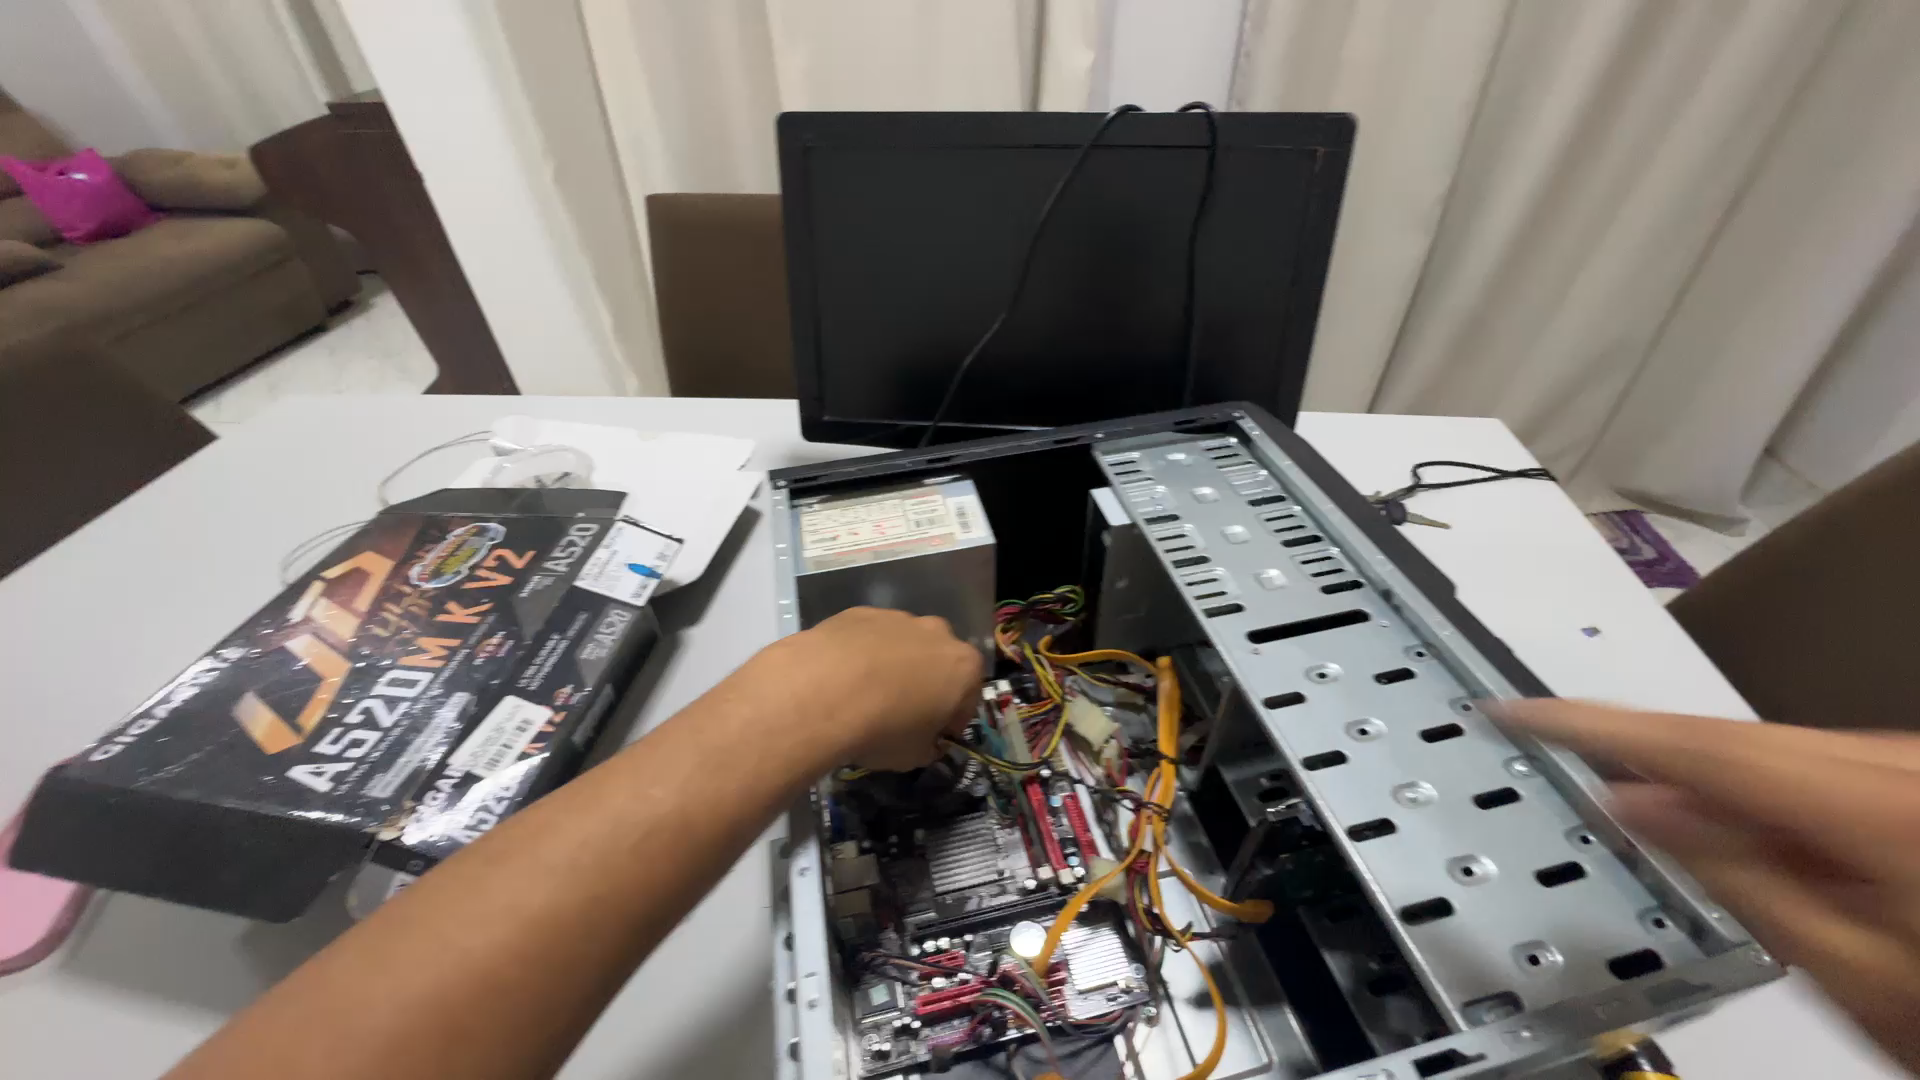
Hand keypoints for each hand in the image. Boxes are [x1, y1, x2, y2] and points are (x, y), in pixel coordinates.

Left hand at [748, 607, 980, 771]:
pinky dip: (861, 653)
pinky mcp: (860, 611)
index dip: (951, 720)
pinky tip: (840, 677)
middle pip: (938, 662)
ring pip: (903, 645)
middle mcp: (938, 632)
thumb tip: (926, 742)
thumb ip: (930, 746)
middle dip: (925, 684)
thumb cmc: (883, 728)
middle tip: (899, 712)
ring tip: (864, 694)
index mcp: (964, 666)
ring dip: (893, 666)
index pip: (968, 698)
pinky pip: (868, 636)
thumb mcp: (915, 755)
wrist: (822, 692)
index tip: (931, 736)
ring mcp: (898, 617)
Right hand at [1495, 699, 1919, 1072]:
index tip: (1510, 710)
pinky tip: (1763, 838)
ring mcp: (1902, 765)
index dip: (1583, 723)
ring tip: (1696, 841)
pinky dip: (1755, 789)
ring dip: (1702, 783)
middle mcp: (1889, 770)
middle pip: (1720, 741)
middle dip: (1644, 763)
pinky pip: (1801, 759)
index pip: (1685, 744)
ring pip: (1756, 747)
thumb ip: (1727, 877)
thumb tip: (1625, 803)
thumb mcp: (1849, 973)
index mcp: (1868, 811)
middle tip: (1583, 783)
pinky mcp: (1904, 773)